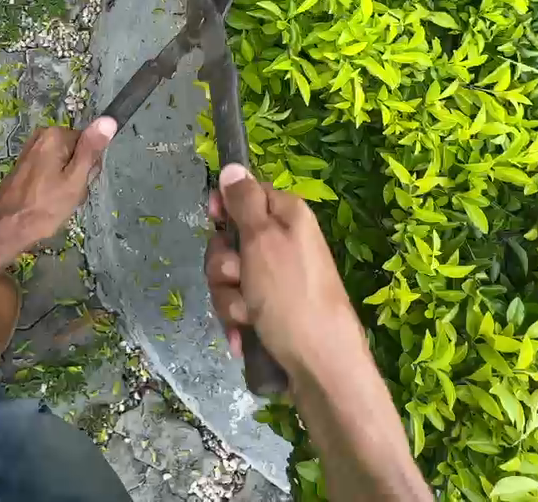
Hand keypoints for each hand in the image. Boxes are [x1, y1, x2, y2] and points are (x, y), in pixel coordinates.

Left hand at [0, 117, 117, 264]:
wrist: (5, 229)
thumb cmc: (44, 207)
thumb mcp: (75, 180)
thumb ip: (91, 149)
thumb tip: (109, 120)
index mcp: (55, 135)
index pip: (89, 144)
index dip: (89, 168)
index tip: (80, 185)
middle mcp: (41, 136)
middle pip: (76, 152)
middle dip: (77, 176)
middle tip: (69, 196)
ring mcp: (31, 150)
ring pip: (64, 164)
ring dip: (67, 184)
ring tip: (58, 202)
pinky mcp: (25, 165)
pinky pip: (50, 171)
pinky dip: (53, 186)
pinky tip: (48, 202)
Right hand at [205, 164, 365, 388]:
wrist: (323, 371)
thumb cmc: (292, 297)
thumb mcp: (264, 240)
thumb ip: (244, 201)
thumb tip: (233, 166)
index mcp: (287, 216)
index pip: (245, 194)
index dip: (224, 208)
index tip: (214, 221)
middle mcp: (284, 243)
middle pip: (230, 238)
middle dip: (223, 265)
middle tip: (239, 279)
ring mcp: (278, 280)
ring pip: (229, 275)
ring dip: (229, 297)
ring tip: (247, 317)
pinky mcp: (273, 312)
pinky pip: (238, 305)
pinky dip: (238, 321)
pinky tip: (246, 336)